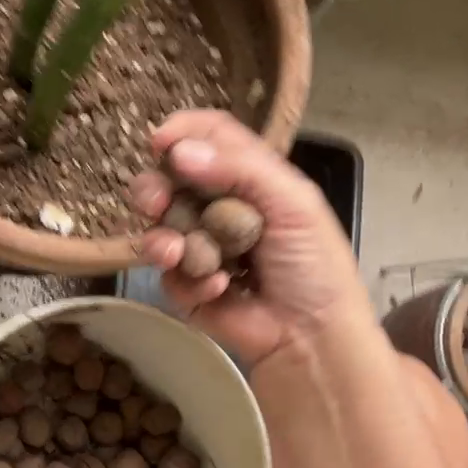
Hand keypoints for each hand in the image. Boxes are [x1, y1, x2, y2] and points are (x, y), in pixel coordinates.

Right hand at [132, 111, 373, 366]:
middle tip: (153, 203)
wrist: (310, 335)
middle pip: (169, 181)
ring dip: (163, 239)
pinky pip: (168, 274)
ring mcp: (199, 247)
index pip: (210, 139)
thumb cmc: (314, 265)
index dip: (183, 133)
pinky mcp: (186, 287)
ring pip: (158, 228)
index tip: (159, 142)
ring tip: (175, 255)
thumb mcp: (293, 204)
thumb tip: (179, 152)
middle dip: (153, 189)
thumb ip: (239, 171)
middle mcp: (218, 207)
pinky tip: (218, 288)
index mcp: (249, 178)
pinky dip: (189, 279)